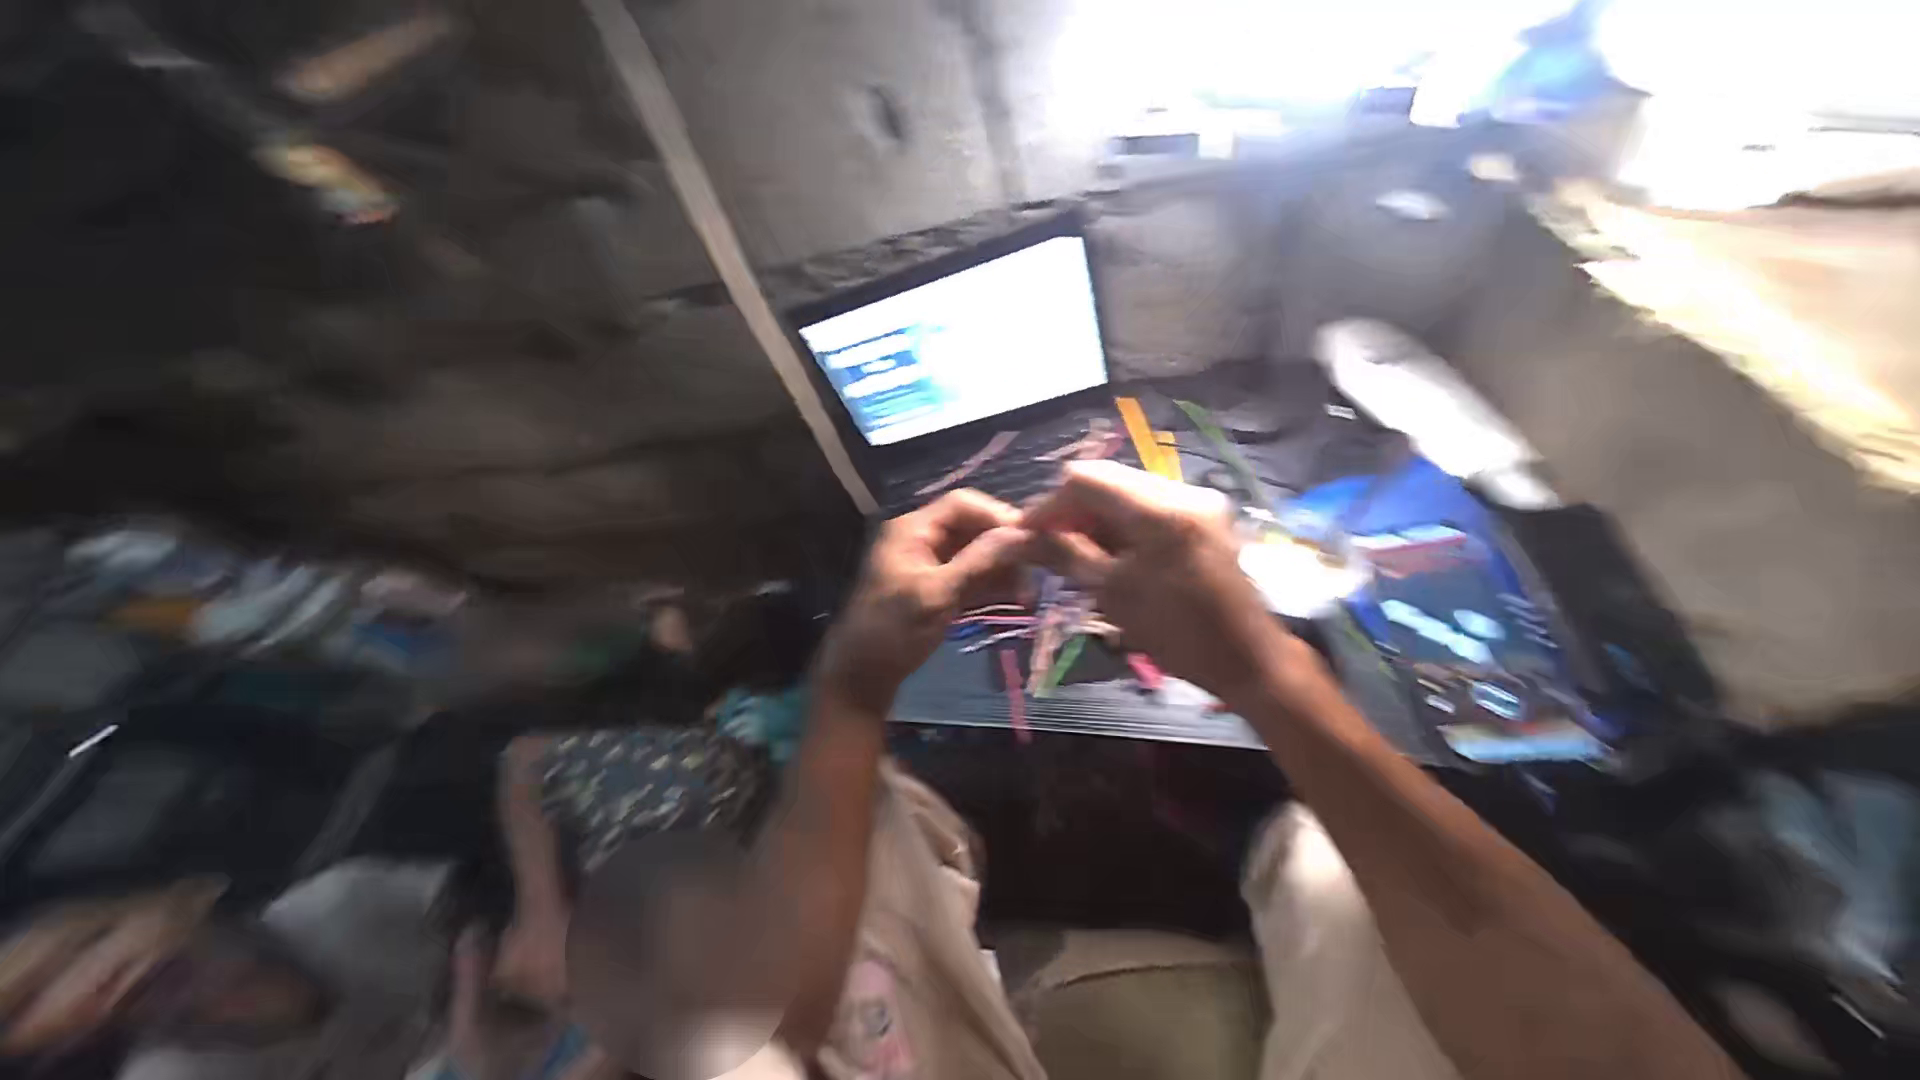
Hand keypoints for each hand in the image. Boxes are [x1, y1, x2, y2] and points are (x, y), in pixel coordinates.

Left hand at [816, 490, 1027, 713]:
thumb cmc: (892, 631)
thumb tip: (1022, 534)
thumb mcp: (937, 594)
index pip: (963, 505)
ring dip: (1002, 568)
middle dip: (1004, 545)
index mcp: (913, 529)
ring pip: (975, 553)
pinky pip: (970, 576)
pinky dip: (991, 584)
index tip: (1032, 538)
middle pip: (972, 527)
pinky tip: (1016, 596)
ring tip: (1028, 591)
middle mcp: (922, 539)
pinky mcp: (937, 588)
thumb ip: (978, 561)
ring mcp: (929, 564)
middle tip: (1037, 568)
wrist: (861, 677)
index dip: (998, 516)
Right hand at [1022, 461, 1300, 702]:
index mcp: (1159, 510)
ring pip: (1126, 489)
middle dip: (1072, 508)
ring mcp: (1198, 499)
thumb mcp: (1113, 595)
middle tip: (1051, 544)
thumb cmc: (1178, 635)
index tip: (1028, 534)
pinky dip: (1123, 521)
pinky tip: (1113, 550)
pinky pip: (1149, 504)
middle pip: (1107, 478)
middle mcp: (1182, 490)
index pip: (1085, 478)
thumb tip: (1023, 537)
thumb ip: (1067, 554)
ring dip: (1096, 514)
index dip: (1049, 503)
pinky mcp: (1205, 515)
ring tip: (1079, 551)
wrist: (1250, 660)